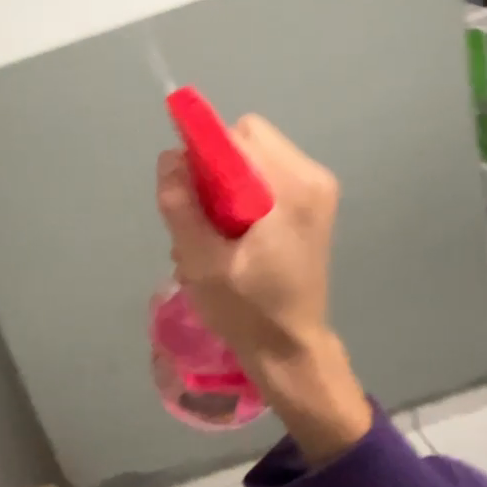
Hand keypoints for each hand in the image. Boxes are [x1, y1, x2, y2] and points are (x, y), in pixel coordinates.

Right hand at [156, 115, 373, 461]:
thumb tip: (169, 157)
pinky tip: (233, 236)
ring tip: (216, 235)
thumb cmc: (247, 310)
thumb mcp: (202, 263)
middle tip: (202, 220)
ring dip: (225, 184)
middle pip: (247, 141)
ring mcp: (317, 190)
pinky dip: (241, 195)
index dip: (204, 154)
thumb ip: (182, 206)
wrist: (291, 350)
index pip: (238, 137)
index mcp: (292, 189)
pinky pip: (265, 175)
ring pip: (252, 157)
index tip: (188, 192)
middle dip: (214, 170)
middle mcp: (312, 179)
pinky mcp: (311, 204)